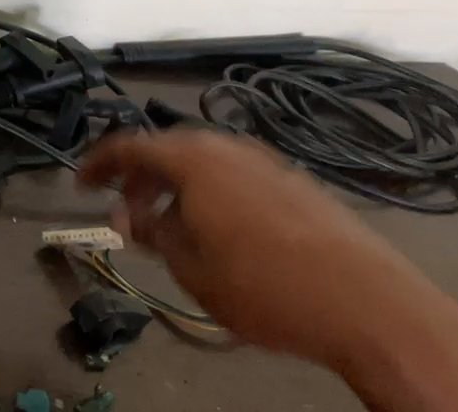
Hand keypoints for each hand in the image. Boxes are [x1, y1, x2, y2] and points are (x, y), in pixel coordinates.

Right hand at [80, 129, 457, 411]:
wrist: (377, 310)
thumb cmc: (266, 287)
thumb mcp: (190, 267)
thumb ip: (152, 232)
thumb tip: (130, 215)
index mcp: (191, 159)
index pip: (126, 146)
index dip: (97, 163)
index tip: (80, 183)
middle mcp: (226, 149)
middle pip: (166, 149)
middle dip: (139, 177)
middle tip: (127, 209)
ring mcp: (268, 164)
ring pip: (205, 163)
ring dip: (177, 185)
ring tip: (173, 223)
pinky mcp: (300, 186)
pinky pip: (237, 176)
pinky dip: (213, 192)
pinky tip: (221, 230)